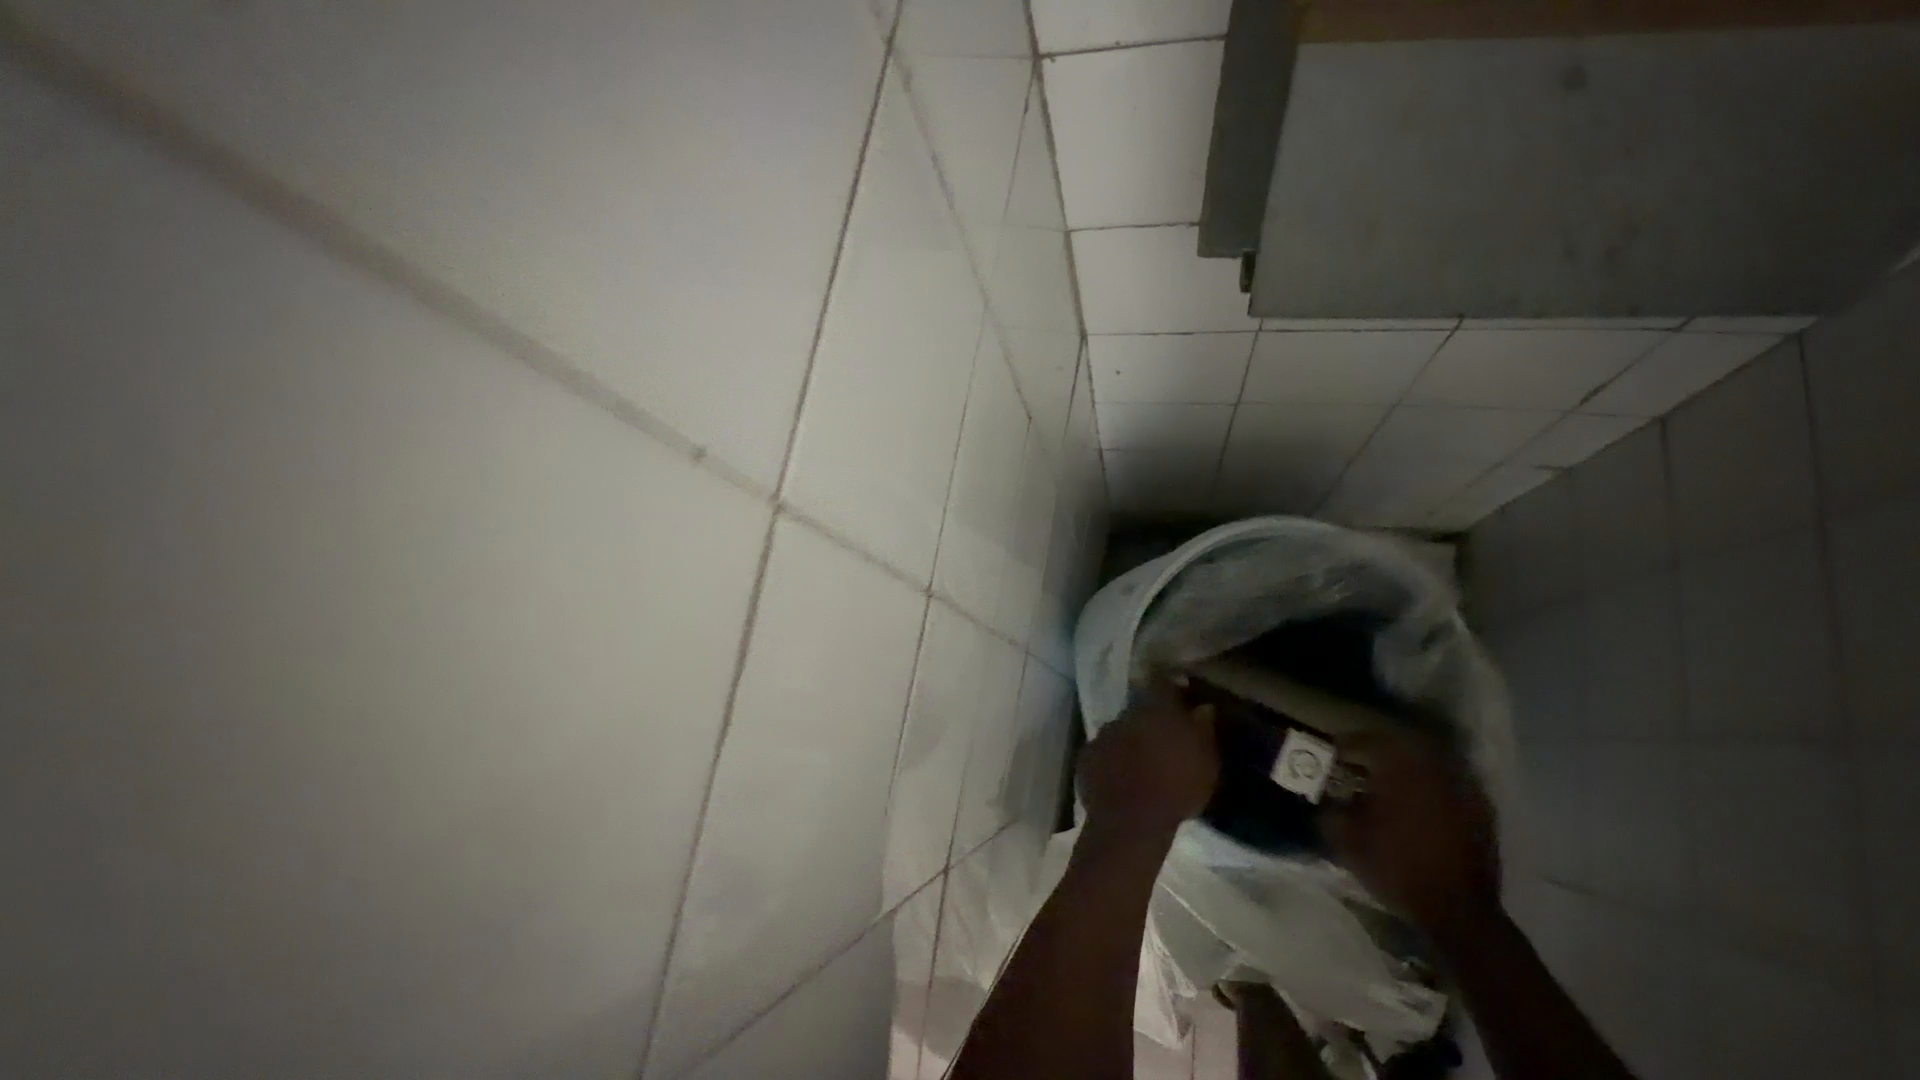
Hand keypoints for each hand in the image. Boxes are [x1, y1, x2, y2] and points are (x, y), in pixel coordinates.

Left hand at [1078, 677, 1218, 836]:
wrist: (1131, 821)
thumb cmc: (1177, 788)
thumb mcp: (1206, 761)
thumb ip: (1203, 730)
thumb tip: (1202, 708)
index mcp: (1156, 709)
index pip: (1162, 682)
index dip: (1170, 687)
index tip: (1178, 695)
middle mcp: (1125, 714)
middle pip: (1138, 710)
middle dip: (1149, 721)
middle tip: (1162, 741)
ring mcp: (1102, 736)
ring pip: (1119, 731)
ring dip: (1129, 742)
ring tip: (1141, 765)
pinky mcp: (1086, 758)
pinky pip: (1102, 753)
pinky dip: (1111, 761)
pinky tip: (1121, 779)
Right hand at [1318, 732, 1501, 939]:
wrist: (1458, 911)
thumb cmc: (1398, 870)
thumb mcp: (1349, 843)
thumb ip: (1333, 813)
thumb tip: (1328, 799)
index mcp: (1403, 772)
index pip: (1374, 740)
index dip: (1353, 743)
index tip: (1338, 751)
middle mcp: (1437, 771)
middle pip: (1406, 746)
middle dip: (1383, 752)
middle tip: (1364, 764)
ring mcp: (1464, 790)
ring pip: (1431, 764)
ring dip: (1410, 768)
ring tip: (1392, 785)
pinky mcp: (1481, 811)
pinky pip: (1451, 785)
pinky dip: (1432, 788)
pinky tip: (1420, 806)